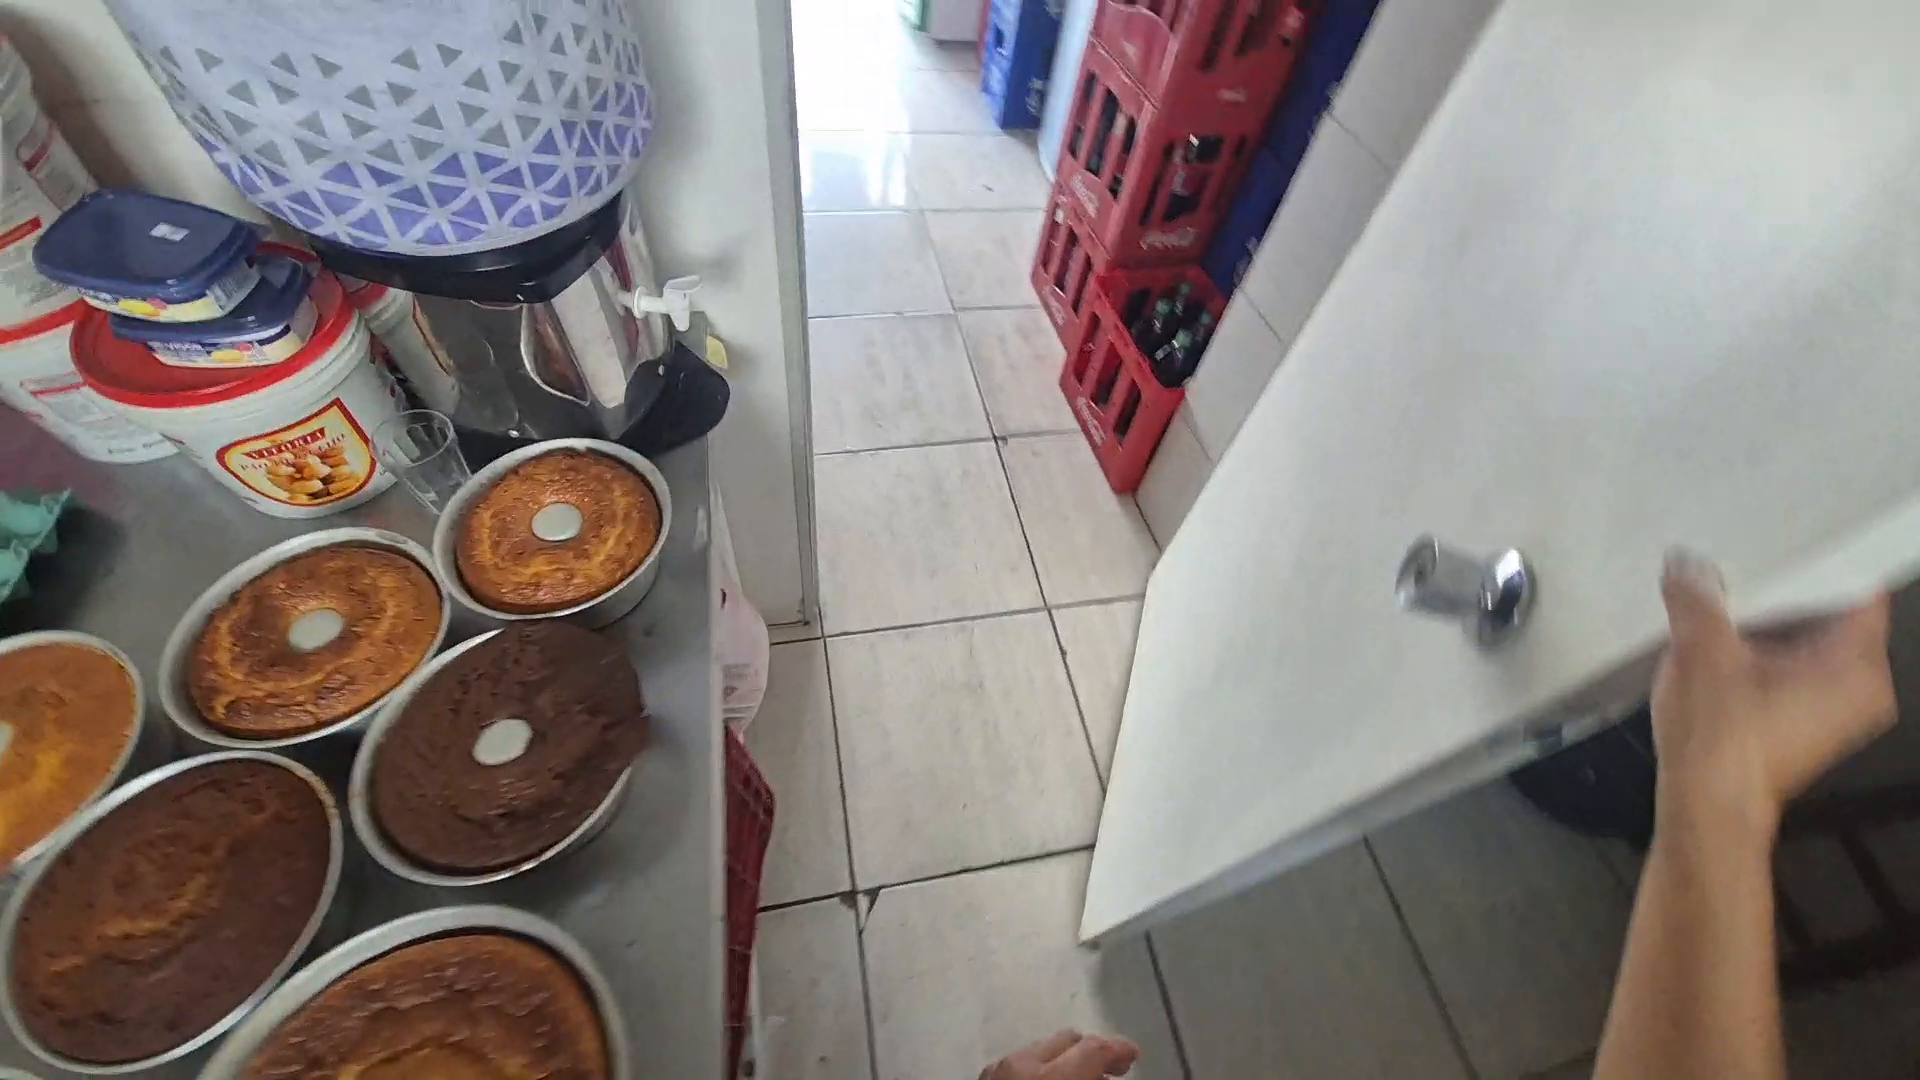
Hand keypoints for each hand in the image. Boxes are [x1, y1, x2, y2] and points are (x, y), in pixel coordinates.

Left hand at [979, 1031, 1139, 1079]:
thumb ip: (1092, 1076)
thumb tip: (1106, 1074)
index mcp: (1047, 1077)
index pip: (1091, 1048)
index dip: (1118, 1048)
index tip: (1132, 1052)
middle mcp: (1019, 1064)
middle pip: (1067, 1038)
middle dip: (1092, 1051)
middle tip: (1112, 1072)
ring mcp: (996, 1069)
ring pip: (1042, 1049)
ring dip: (1066, 1060)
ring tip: (1083, 1079)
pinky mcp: (985, 1077)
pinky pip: (1021, 1062)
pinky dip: (1041, 1069)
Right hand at [1651, 549, 1896, 846]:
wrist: (1708, 801)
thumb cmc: (1719, 731)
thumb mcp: (1699, 654)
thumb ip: (1696, 602)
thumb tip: (1686, 562)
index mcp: (1855, 666)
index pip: (1852, 595)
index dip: (1813, 564)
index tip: (1771, 541)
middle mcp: (1861, 686)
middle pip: (1822, 619)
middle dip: (1771, 597)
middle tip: (1723, 574)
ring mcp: (1833, 708)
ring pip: (1800, 646)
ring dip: (1755, 627)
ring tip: (1707, 610)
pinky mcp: (1802, 722)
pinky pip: (1787, 671)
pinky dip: (1753, 655)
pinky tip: (1711, 651)